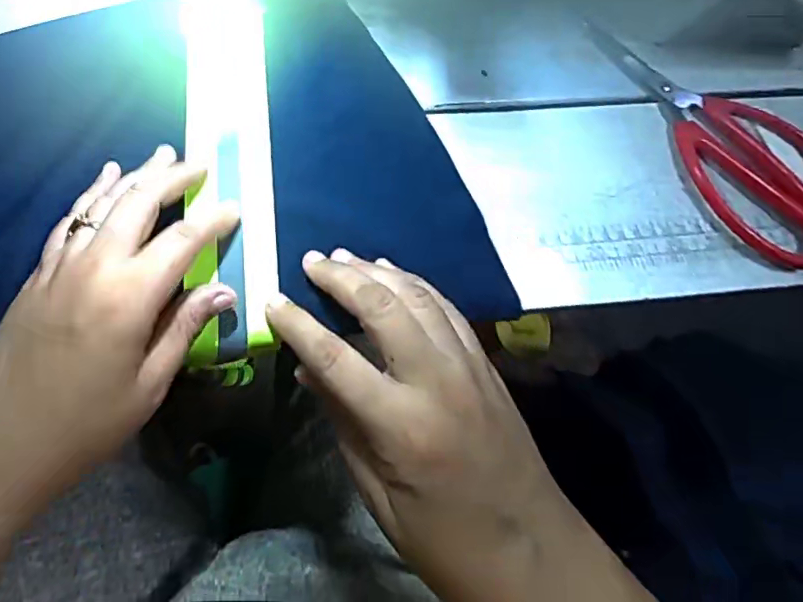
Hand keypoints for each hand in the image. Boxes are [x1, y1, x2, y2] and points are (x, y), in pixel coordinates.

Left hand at [0, 146, 239, 590]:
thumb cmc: (81, 428)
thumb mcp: (147, 388)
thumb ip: (184, 328)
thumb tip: (224, 290)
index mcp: (129, 296)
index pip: (183, 240)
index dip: (213, 219)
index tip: (235, 208)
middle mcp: (96, 267)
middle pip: (140, 203)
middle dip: (174, 178)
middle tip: (200, 164)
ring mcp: (61, 266)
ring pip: (104, 204)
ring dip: (136, 176)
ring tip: (161, 156)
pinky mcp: (38, 275)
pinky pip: (71, 221)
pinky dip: (92, 195)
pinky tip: (105, 179)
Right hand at [266, 251, 654, 601]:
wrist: (528, 544)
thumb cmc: (441, 535)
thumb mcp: (377, 495)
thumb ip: (342, 422)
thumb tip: (308, 367)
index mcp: (400, 425)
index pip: (335, 358)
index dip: (299, 324)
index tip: (273, 299)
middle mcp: (434, 379)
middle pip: (382, 307)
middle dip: (343, 277)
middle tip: (312, 260)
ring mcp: (465, 362)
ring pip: (417, 296)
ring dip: (379, 271)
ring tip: (346, 257)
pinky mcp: (484, 359)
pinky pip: (445, 306)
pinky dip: (416, 283)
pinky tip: (396, 274)